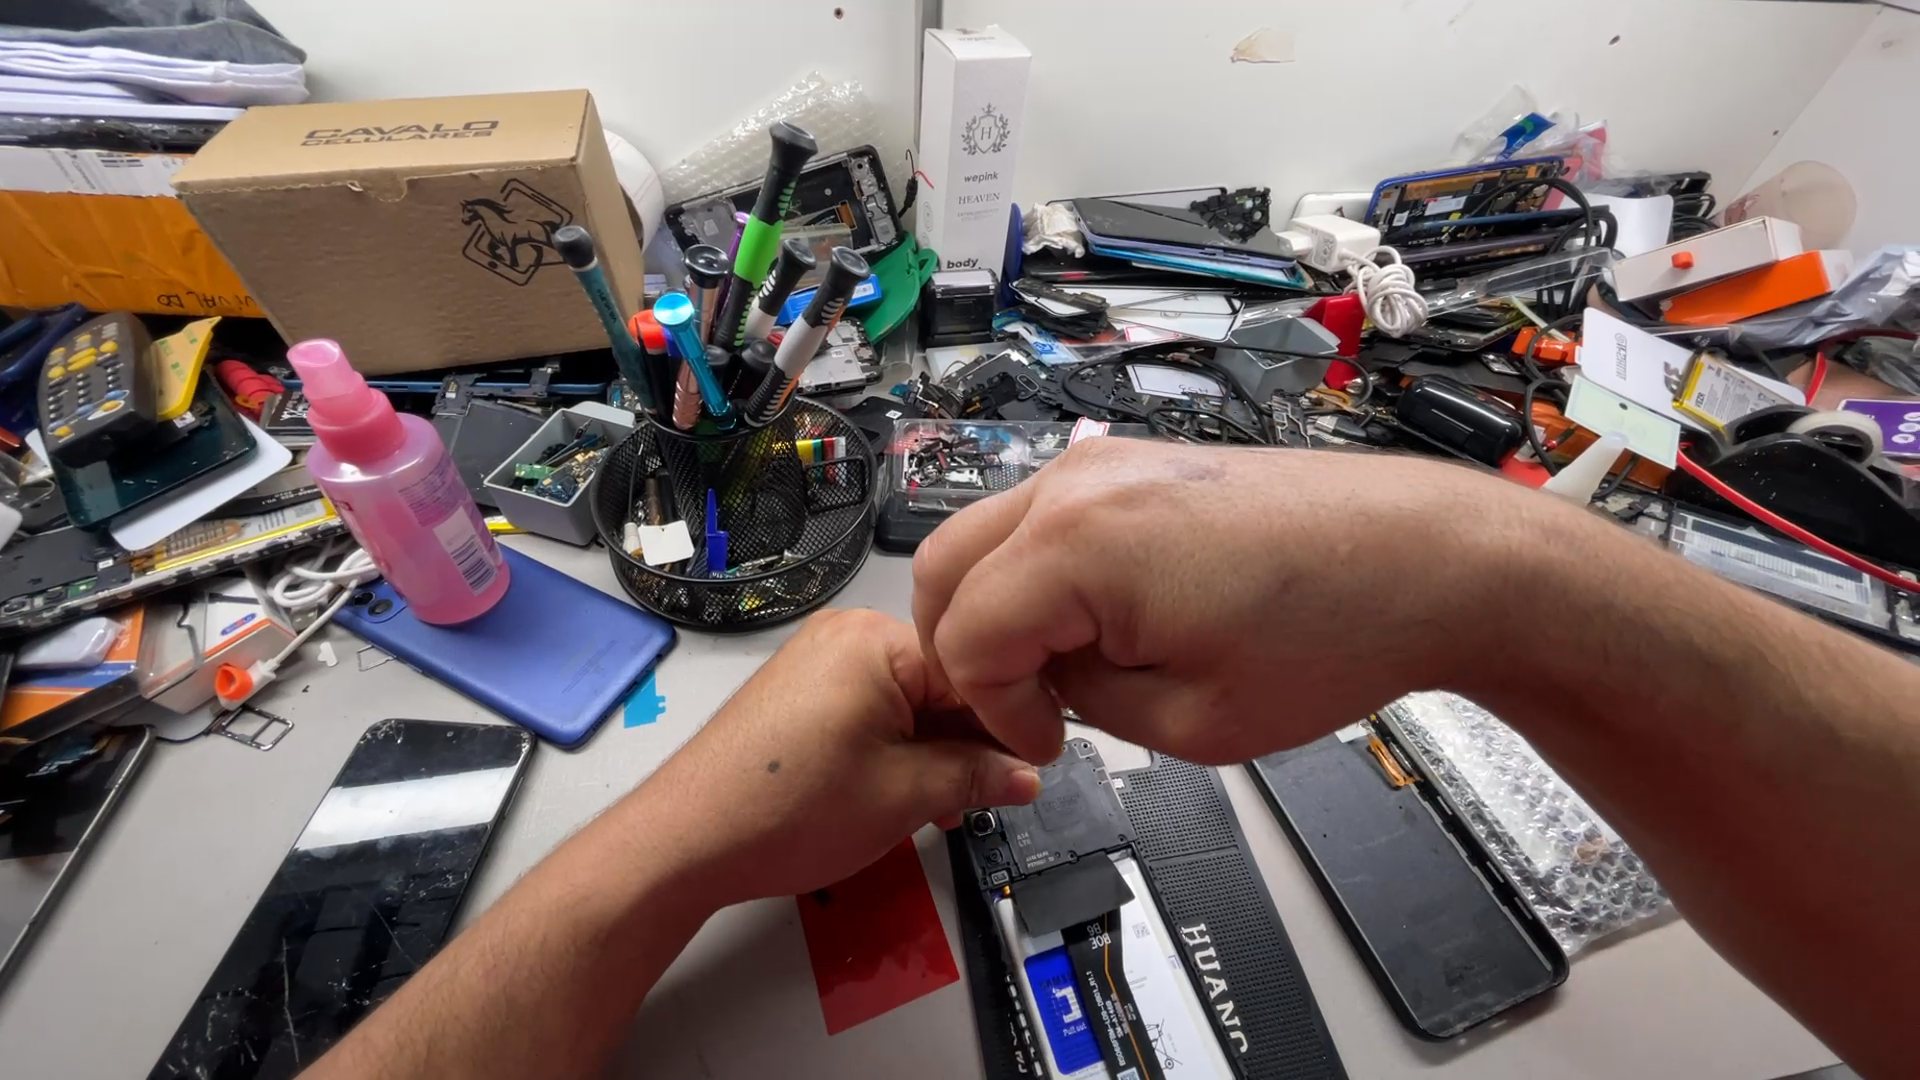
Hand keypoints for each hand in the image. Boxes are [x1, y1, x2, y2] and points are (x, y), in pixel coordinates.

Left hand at [643, 608, 1040, 904]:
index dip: (1007, 725)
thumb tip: (1029, 774)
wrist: (686, 839)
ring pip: (908, 697)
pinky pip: (872, 703)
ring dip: (931, 748)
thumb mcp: (903, 796)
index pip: (973, 671)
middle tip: (983, 797)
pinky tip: (900, 786)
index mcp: (877, 640)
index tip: (1031, 766)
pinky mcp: (804, 685)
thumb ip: (977, 778)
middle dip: (965, 742)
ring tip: (937, 806)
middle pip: (940, 681)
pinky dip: (894, 742)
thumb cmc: (789, 808)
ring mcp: (821, 657)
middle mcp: (848, 633)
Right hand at [913, 438, 1544, 764]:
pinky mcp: (1124, 464)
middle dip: (965, 650)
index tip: (1050, 740)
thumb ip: (1080, 699)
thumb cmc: (1331, 636)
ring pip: (981, 538)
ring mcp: (1097, 463)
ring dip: (996, 609)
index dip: (994, 708)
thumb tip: (1043, 673)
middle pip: (942, 568)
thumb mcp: (1190, 722)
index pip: (966, 637)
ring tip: (1066, 662)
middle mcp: (1073, 484)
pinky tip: (1093, 616)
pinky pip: (1034, 521)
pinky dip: (1032, 576)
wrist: (1423, 555)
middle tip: (1026, 703)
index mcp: (1077, 544)